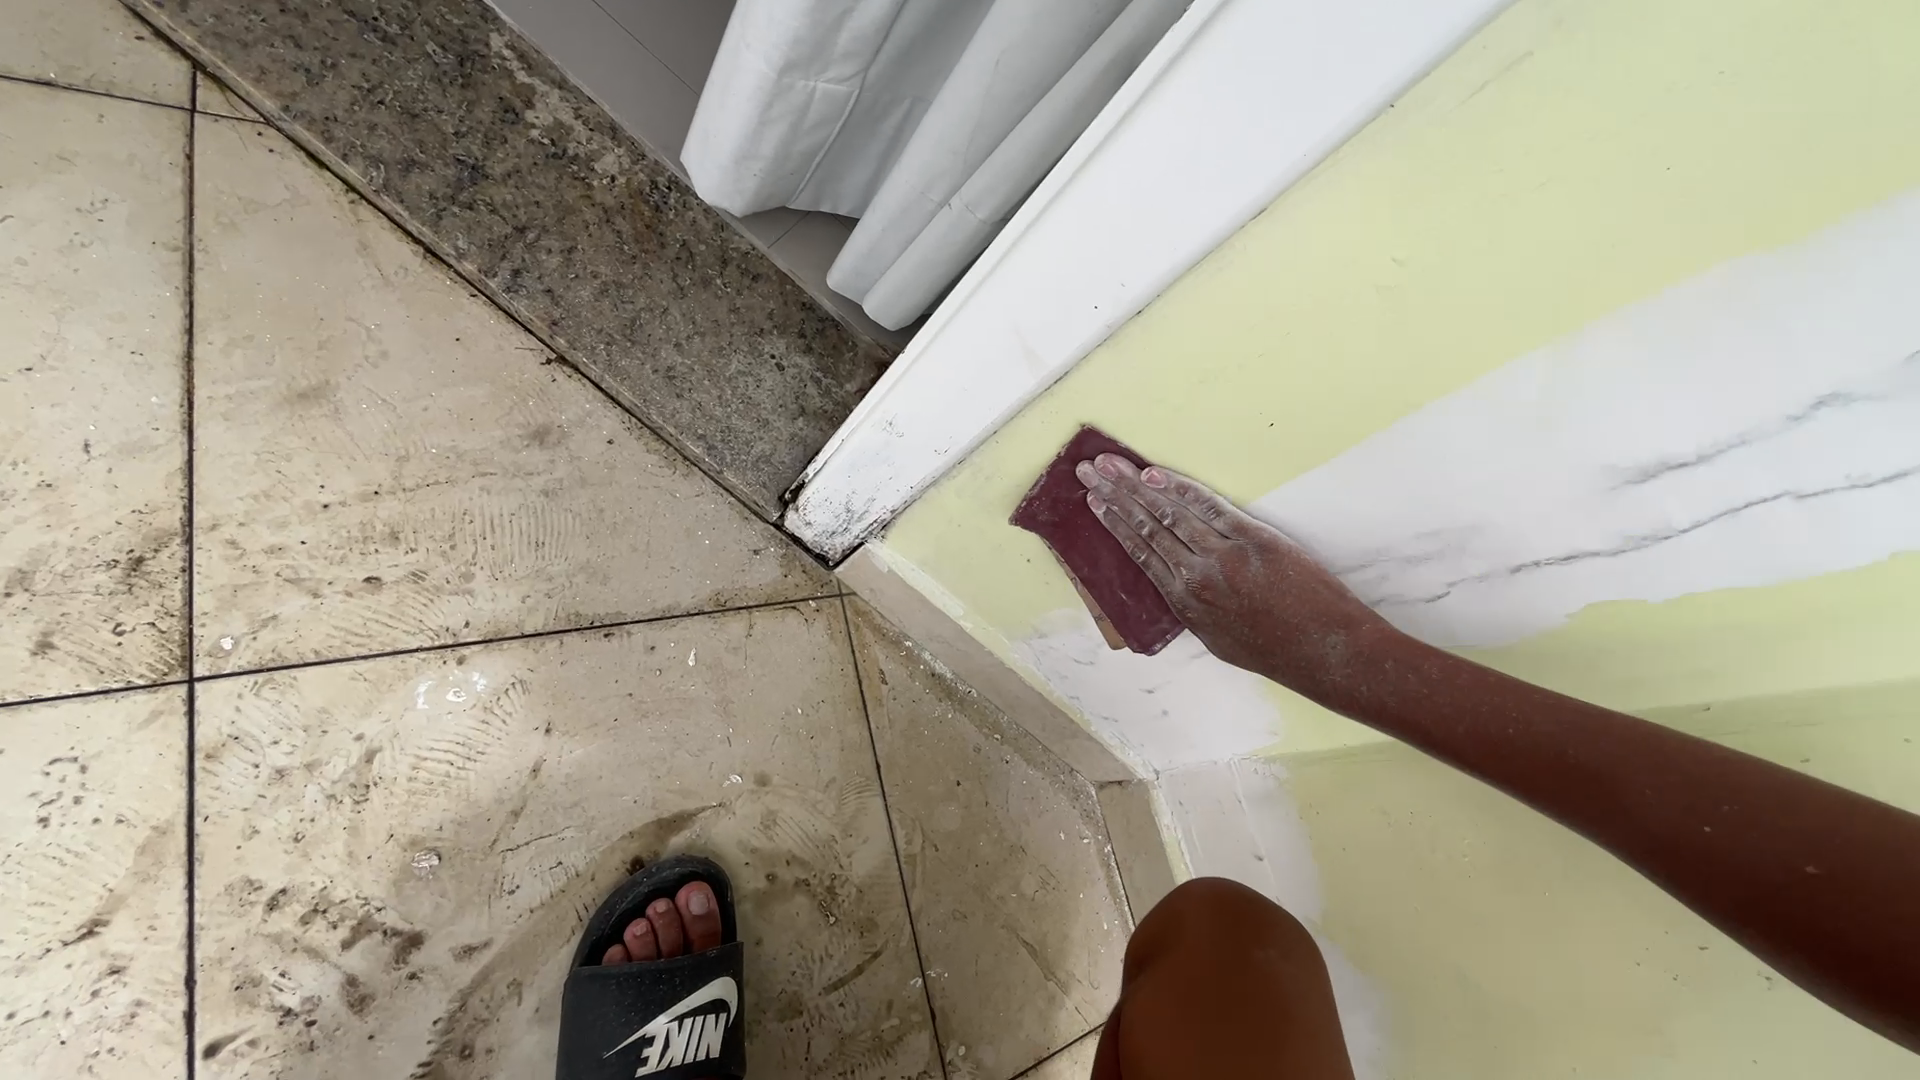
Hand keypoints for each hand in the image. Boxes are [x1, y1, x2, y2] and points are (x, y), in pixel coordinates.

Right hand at [1074, 453, 1397, 703]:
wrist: (1325, 650)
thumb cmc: (1272, 650)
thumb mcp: (1214, 637)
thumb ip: (1187, 604)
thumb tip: (1169, 576)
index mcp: (1183, 601)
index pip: (1138, 551)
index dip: (1112, 522)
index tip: (1093, 501)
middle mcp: (1195, 575)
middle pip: (1145, 525)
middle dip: (1113, 494)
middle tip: (1088, 470)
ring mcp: (1224, 555)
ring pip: (1169, 513)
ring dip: (1135, 484)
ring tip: (1111, 464)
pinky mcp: (1254, 539)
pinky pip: (1208, 507)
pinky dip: (1179, 488)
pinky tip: (1156, 474)